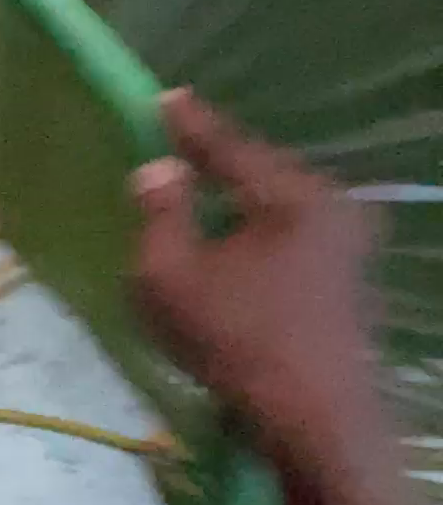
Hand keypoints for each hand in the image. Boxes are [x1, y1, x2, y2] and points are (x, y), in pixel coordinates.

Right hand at [131, 89, 382, 449]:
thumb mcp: (169, 273)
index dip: (192, 125)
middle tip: (175, 143)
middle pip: (261, 172)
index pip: (233, 149)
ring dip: (231, 195)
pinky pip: (284, 230)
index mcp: (292, 199)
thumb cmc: (229, 334)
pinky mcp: (341, 275)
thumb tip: (159, 170)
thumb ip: (161, 215)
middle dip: (216, 160)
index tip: (166, 97)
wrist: (306, 407)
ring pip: (274, 203)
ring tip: (194, 189)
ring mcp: (346, 243)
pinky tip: (224, 236)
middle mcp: (333, 208)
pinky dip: (246, 224)